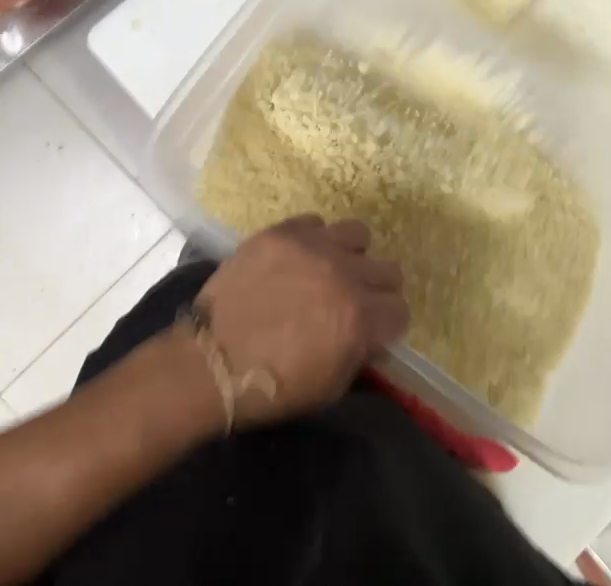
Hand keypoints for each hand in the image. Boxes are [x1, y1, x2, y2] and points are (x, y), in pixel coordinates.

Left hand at [193, 215, 408, 428]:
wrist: (209, 363)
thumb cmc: (273, 387)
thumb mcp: (330, 387)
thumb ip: (360, 355)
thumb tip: (371, 338)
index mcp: (359, 318)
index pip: (401, 311)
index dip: (388, 325)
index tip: (372, 332)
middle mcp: (343, 275)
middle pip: (388, 270)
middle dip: (377, 290)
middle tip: (354, 302)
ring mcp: (311, 248)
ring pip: (357, 234)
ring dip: (351, 255)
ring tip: (330, 270)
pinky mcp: (280, 234)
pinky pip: (314, 223)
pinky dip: (313, 240)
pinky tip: (297, 260)